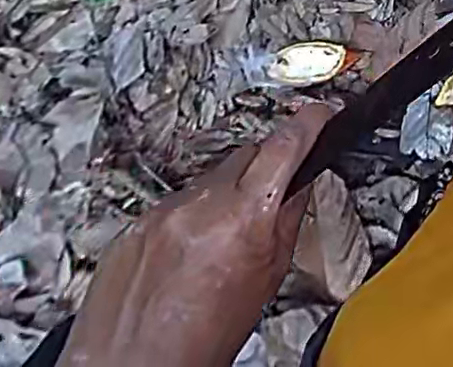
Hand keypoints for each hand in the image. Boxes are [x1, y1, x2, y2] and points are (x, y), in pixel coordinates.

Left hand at [61, 103, 333, 366]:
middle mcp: (199, 206)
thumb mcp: (271, 271)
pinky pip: (177, 201)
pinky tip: (188, 251)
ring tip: (219, 239)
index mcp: (244, 217)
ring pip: (213, 176)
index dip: (310, 120)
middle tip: (267, 197)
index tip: (320, 112)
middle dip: (265, 166)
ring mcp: (161, 214)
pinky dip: (191, 215)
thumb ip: (290, 213)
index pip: (286, 142)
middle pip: (249, 152)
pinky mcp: (132, 227)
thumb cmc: (201, 340)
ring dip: (226, 193)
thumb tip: (302, 178)